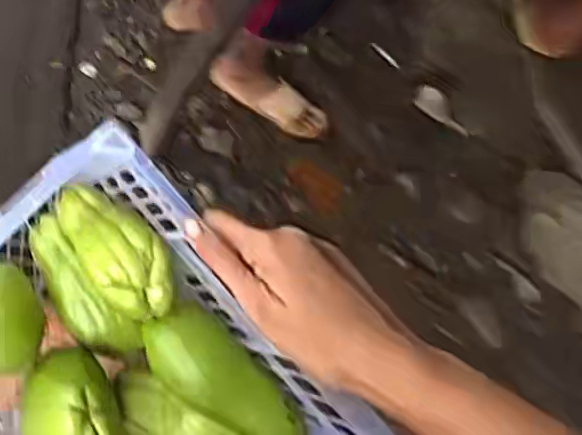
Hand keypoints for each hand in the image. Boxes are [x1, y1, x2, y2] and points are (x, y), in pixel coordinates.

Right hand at [186, 213, 418, 396]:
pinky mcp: (338, 259)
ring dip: (270, 274)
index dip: (206, 238)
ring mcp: (318, 244)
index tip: (207, 266)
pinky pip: (300, 260)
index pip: (218, 220)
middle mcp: (291, 233)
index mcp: (268, 242)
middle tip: (255, 308)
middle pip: (248, 239)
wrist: (391, 362)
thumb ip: (222, 263)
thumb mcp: (260, 309)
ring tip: (287, 315)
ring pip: (274, 252)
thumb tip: (190, 225)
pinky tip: (312, 312)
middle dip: (244, 265)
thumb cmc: (319, 343)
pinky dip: (296, 279)